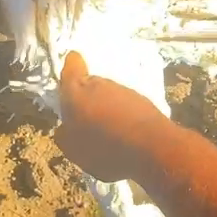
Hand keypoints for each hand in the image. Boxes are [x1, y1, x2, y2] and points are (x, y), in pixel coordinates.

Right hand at [54, 51, 174, 182]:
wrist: (151, 148)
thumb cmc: (102, 147)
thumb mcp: (72, 149)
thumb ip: (64, 134)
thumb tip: (65, 127)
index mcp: (76, 91)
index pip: (71, 66)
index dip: (71, 67)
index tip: (72, 71)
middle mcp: (100, 83)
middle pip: (90, 84)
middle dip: (88, 98)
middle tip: (87, 120)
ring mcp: (124, 90)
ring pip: (110, 95)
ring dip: (107, 108)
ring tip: (108, 133)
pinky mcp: (144, 101)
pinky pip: (127, 106)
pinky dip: (124, 117)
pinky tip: (126, 136)